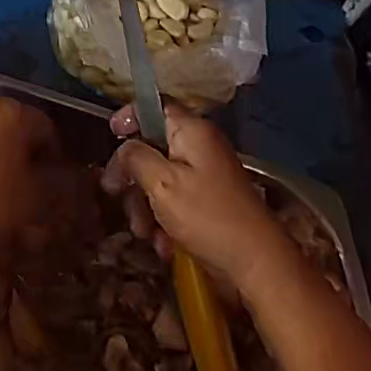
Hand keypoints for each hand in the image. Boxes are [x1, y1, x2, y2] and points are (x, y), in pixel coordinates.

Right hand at [101, 100, 296, 289]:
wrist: (258, 265)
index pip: (155, 105)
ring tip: (145, 234)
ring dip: (146, 205)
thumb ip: (136, 158)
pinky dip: (165, 220)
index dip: (131, 115)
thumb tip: (124, 148)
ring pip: (160, 178)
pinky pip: (176, 201)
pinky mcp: (209, 202)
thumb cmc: (208, 217)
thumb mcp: (163, 185)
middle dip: (133, 176)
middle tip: (118, 199)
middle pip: (153, 146)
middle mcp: (199, 146)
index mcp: (191, 130)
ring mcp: (205, 174)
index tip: (112, 134)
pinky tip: (164, 246)